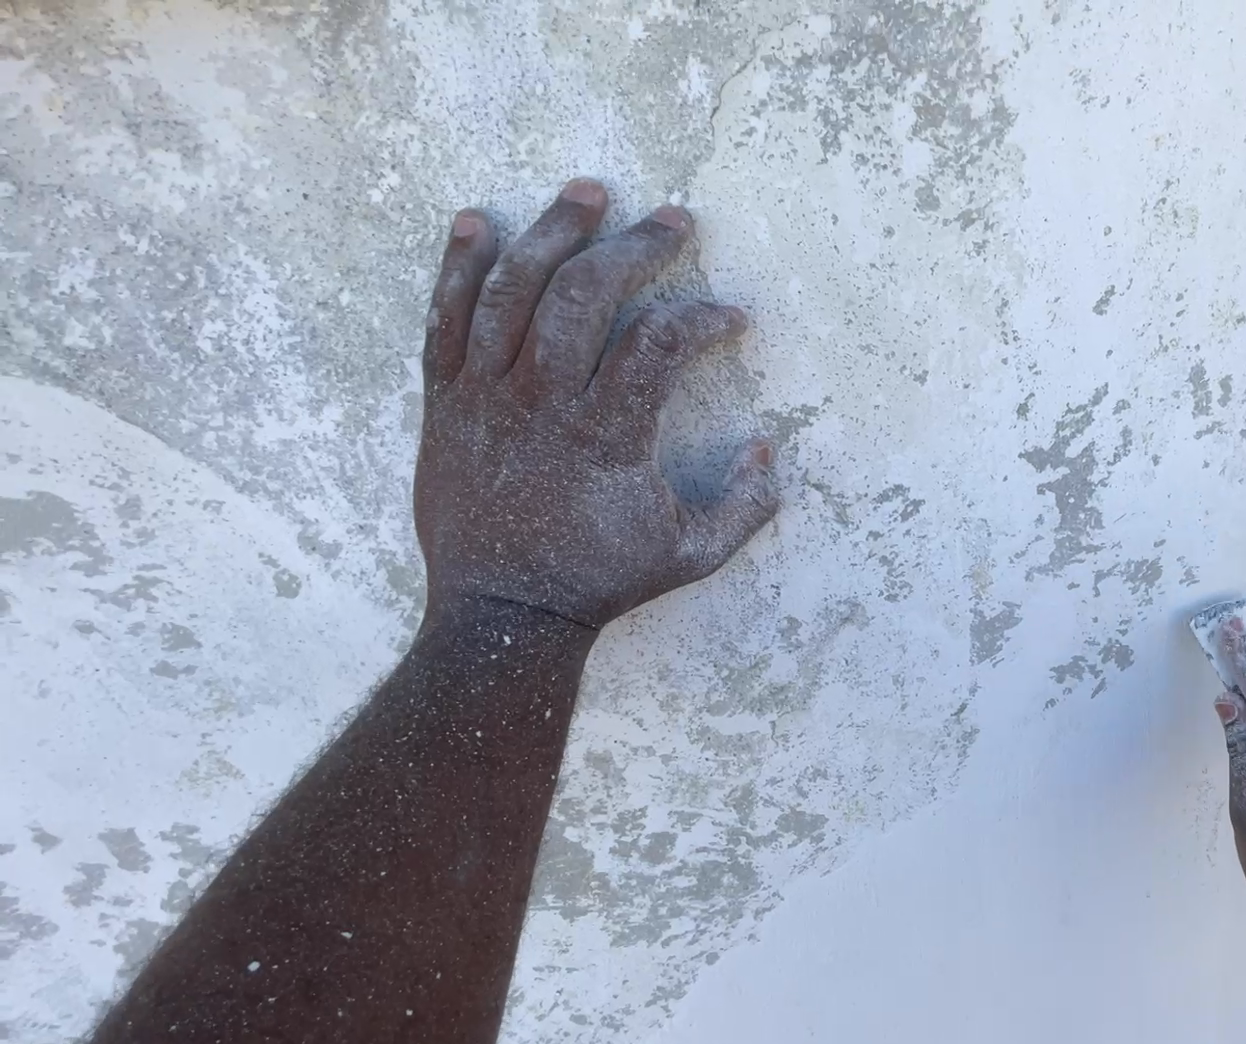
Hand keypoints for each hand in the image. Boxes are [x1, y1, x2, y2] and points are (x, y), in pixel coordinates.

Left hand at [414, 179, 776, 629]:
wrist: (502, 613)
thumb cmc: (601, 580)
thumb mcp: (694, 556)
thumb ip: (745, 505)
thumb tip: (767, 449)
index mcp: (608, 438)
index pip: (659, 346)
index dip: (704, 320)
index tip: (733, 318)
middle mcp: (543, 404)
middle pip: (586, 296)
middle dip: (637, 248)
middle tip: (673, 218)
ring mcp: (486, 397)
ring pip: (514, 292)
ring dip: (554, 233)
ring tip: (589, 193)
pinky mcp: (446, 402)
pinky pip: (443, 320)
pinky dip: (457, 267)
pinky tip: (477, 223)